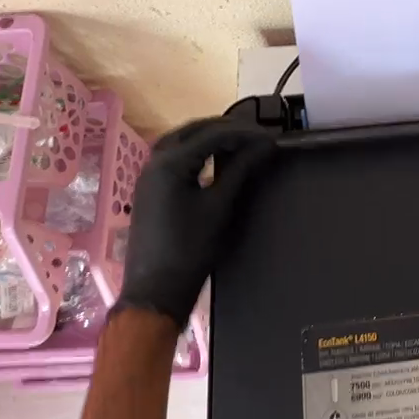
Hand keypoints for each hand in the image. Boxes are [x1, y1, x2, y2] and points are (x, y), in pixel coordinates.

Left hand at [115, 117, 278, 326]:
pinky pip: (174, 155)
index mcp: (170, 162)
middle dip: (226, 130)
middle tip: (256, 136)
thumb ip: (240, 169)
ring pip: (182, 140)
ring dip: (209, 137)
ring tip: (239, 143)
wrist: (156, 289)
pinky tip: (214, 159)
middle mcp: (155, 160)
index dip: (244, 133)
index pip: (213, 135)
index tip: (270, 137)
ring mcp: (148, 173)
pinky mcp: (149, 186)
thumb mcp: (219, 205)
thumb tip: (265, 145)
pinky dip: (196, 150)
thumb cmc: (190, 248)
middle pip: (194, 131)